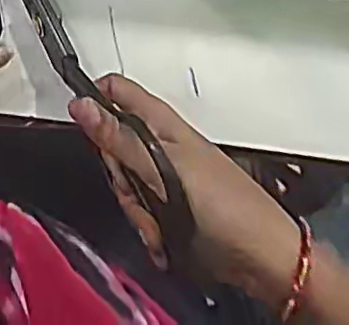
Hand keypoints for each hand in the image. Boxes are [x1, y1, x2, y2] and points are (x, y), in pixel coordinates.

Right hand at [70, 74, 302, 304]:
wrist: (268, 260)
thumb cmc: (226, 207)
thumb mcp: (161, 170)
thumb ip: (117, 137)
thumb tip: (80, 105)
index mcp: (158, 120)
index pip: (112, 89)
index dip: (93, 101)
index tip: (87, 129)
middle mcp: (159, 140)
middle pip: (112, 140)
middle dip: (117, 173)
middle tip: (134, 190)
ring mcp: (165, 169)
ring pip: (124, 176)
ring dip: (134, 205)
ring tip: (155, 224)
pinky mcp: (171, 198)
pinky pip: (141, 202)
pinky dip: (146, 221)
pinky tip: (160, 237)